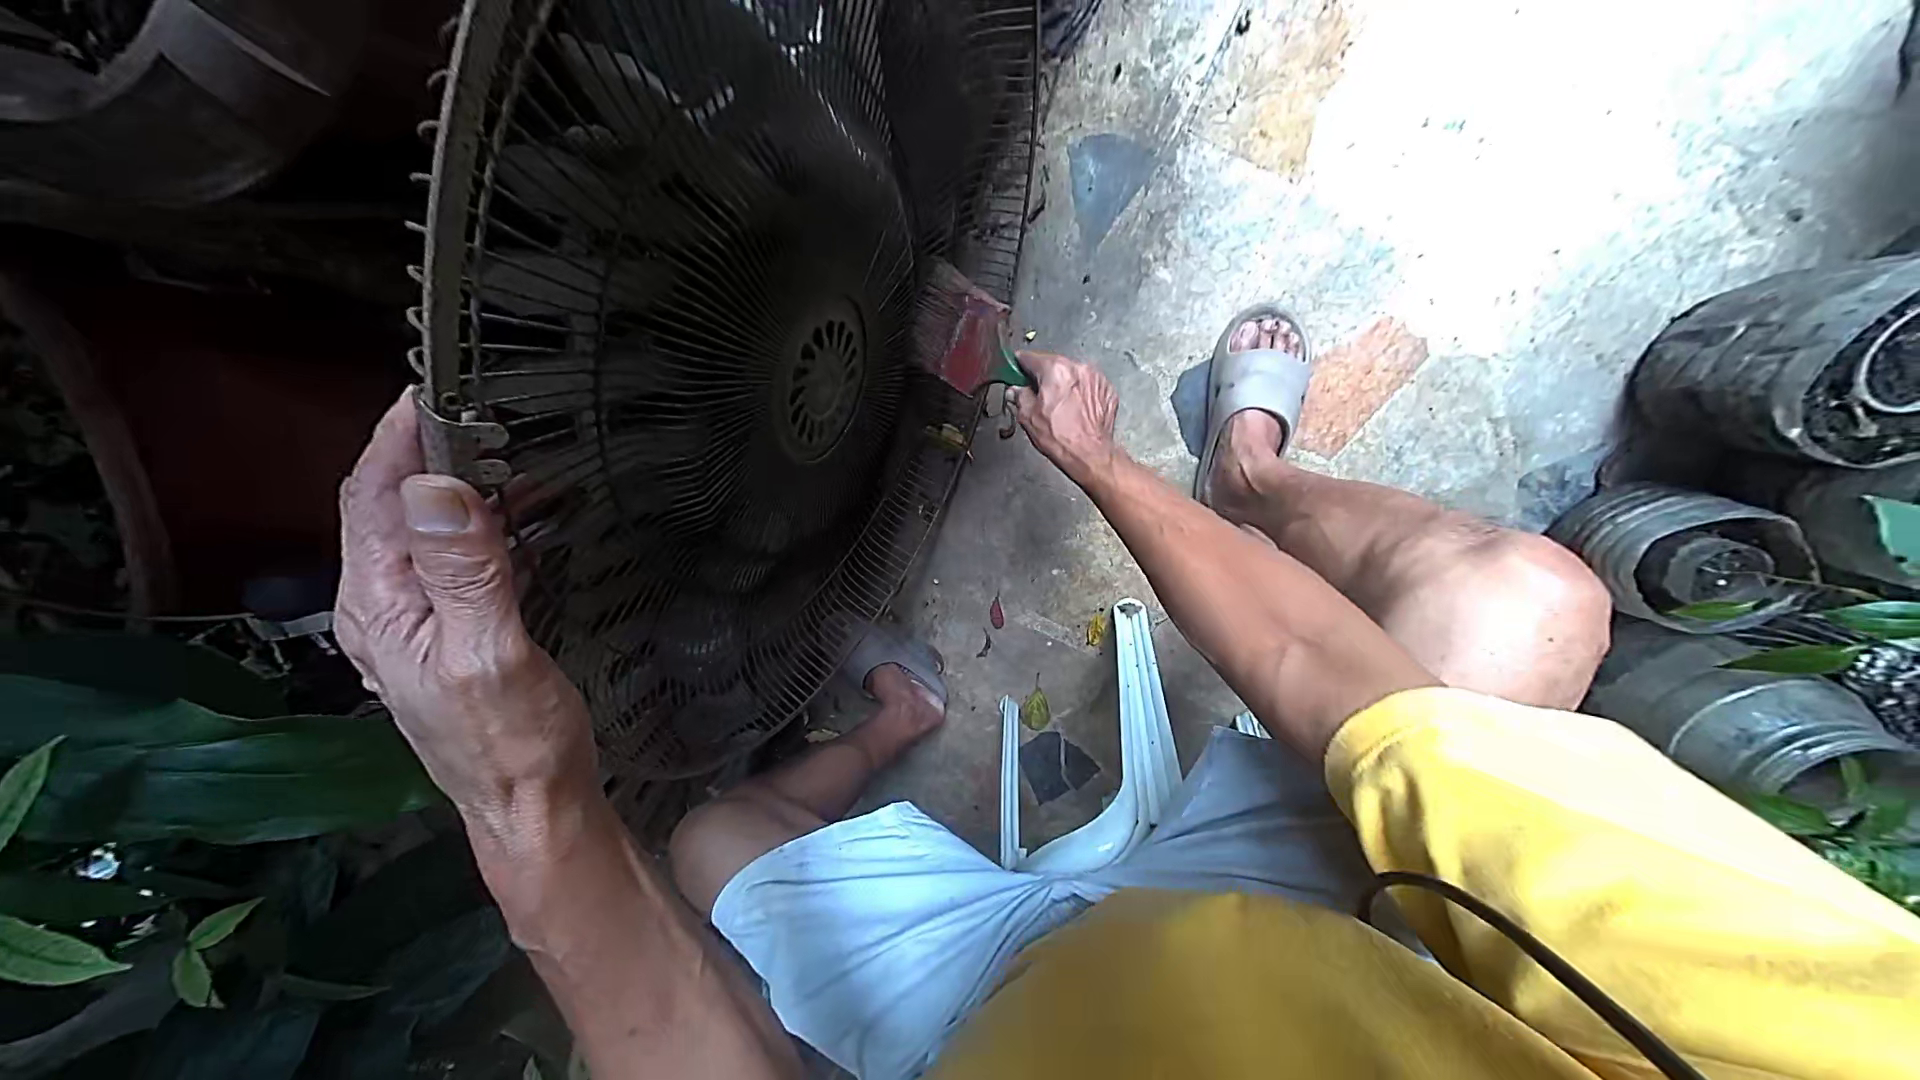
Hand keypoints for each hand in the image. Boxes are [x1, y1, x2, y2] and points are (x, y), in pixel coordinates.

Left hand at [335, 390, 595, 838]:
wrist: (531, 800)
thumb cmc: (514, 737)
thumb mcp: (492, 653)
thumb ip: (464, 573)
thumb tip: (438, 489)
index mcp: (382, 607)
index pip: (374, 501)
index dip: (396, 441)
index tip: (433, 390)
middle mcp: (387, 608)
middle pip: (393, 511)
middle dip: (430, 455)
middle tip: (488, 416)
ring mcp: (422, 621)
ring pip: (429, 533)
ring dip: (464, 489)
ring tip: (516, 456)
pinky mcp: (458, 630)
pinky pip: (461, 559)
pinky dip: (489, 525)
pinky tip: (525, 517)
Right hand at [1006, 350, 1121, 487]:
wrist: (1090, 454)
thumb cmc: (1062, 438)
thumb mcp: (1028, 417)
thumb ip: (1019, 397)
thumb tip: (1016, 391)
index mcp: (1055, 370)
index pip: (1030, 357)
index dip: (1020, 365)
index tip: (1016, 370)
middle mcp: (1077, 368)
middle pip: (1054, 364)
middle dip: (1044, 377)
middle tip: (1037, 396)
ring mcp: (1095, 378)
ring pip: (1072, 374)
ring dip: (1064, 385)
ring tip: (1059, 408)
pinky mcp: (1106, 390)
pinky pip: (1087, 385)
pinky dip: (1080, 393)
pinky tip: (1074, 410)